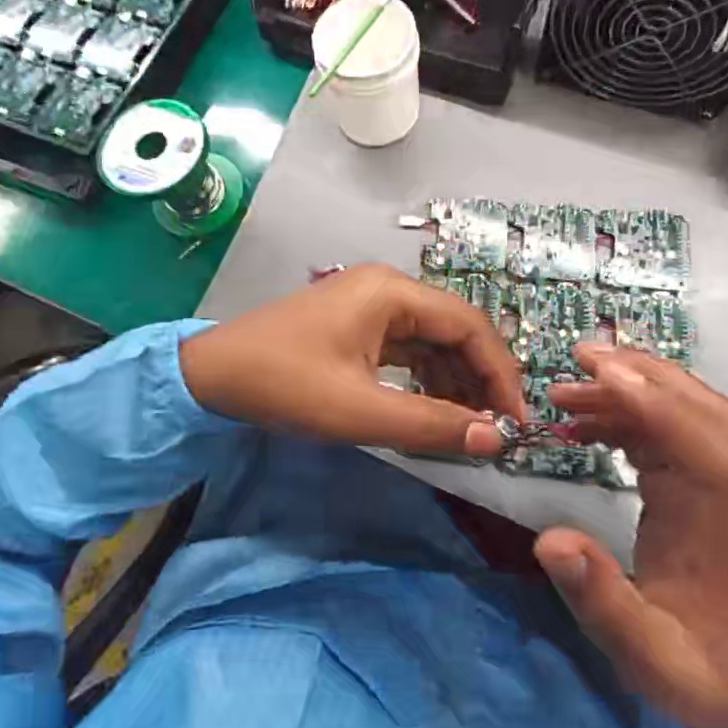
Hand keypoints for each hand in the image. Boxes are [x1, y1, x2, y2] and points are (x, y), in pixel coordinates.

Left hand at [179, 263, 528, 458]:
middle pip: (453, 330)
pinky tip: (432, 411)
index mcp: (391, 292)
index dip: (500, 374)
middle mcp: (386, 288)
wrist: (209, 375)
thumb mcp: (360, 410)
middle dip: (478, 379)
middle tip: (496, 430)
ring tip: (467, 428)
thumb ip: (432, 424)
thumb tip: (496, 438)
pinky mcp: (353, 325)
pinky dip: (423, 379)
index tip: (518, 422)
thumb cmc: (283, 385)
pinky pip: (404, 349)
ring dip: (452, 382)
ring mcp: (368, 305)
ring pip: (430, 341)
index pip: (469, 326)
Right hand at [531, 344, 727, 727]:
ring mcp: (722, 494)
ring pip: (687, 420)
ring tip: (565, 390)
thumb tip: (551, 539)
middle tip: (581, 356)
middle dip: (648, 377)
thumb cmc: (696, 678)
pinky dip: (627, 420)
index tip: (604, 373)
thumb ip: (600, 599)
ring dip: (631, 394)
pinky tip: (586, 424)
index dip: (660, 406)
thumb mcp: (645, 656)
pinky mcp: (699, 496)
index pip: (711, 450)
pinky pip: (668, 440)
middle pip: (709, 417)